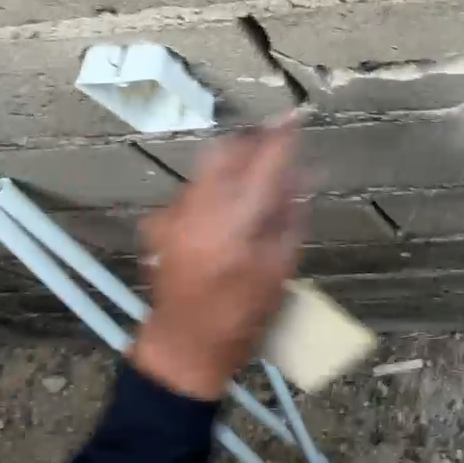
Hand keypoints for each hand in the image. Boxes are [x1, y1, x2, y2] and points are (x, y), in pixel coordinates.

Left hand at [130, 114, 305, 399]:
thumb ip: (292, 214)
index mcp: (236, 224)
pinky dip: (214, 186)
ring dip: (233, 163)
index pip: (264, 163)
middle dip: (252, 140)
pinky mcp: (159, 222)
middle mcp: (199, 210)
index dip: (283, 134)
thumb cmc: (241, 316)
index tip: (296, 114)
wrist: (183, 349)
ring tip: (253, 183)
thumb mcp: (280, 268)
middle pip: (226, 150)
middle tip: (274, 143)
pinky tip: (225, 210)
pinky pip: (193, 187)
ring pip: (207, 165)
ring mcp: (174, 214)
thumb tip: (304, 171)